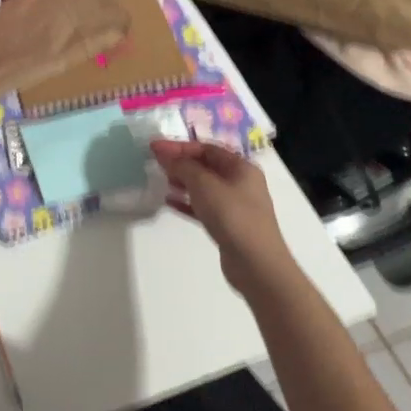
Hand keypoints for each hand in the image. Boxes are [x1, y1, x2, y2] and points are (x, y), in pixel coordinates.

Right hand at [150, 140, 295, 296]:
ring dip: (182, 182)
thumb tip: (162, 151)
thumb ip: (181, 165)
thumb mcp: (203, 184)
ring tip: (161, 181)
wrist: (257, 265)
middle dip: (180, 163)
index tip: (153, 148)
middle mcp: (241, 183)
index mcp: (241, 167)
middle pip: (205, 166)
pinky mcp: (228, 225)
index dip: (178, 146)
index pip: (206, 148)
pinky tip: (168, 202)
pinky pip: (203, 206)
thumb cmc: (232, 215)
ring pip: (203, 186)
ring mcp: (236, 205)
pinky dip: (186, 202)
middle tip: (155, 164)